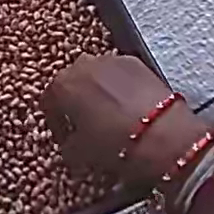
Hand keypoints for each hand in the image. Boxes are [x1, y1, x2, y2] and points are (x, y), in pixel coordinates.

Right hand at [40, 54, 205, 182]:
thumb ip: (68, 145)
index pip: (50, 101)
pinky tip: (130, 106)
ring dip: (98, 90)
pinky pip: (119, 73)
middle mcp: (82, 65)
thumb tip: (70, 144)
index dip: (56, 122)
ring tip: (110, 115)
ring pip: (97, 74)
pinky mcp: (135, 61)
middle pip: (72, 82)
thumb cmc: (115, 145)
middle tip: (86, 125)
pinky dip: (120, 85)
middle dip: (76, 101)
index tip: (64, 137)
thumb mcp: (81, 154)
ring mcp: (110, 59)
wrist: (163, 135)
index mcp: (62, 86)